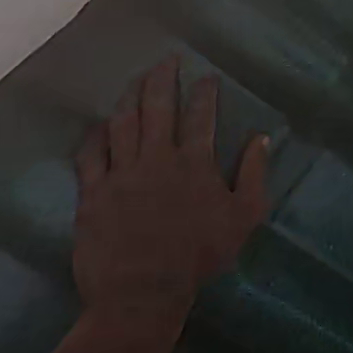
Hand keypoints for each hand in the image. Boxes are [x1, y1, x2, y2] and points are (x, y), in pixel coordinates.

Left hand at [73, 57, 270, 313]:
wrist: (142, 291)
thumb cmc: (200, 254)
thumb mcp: (245, 215)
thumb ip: (255, 174)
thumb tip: (261, 139)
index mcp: (195, 162)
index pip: (201, 115)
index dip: (205, 92)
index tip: (207, 77)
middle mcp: (157, 158)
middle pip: (157, 107)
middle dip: (162, 79)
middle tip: (166, 60)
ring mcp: (121, 174)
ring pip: (123, 123)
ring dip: (130, 97)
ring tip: (135, 80)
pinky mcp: (93, 194)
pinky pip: (90, 156)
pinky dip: (95, 136)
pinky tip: (100, 125)